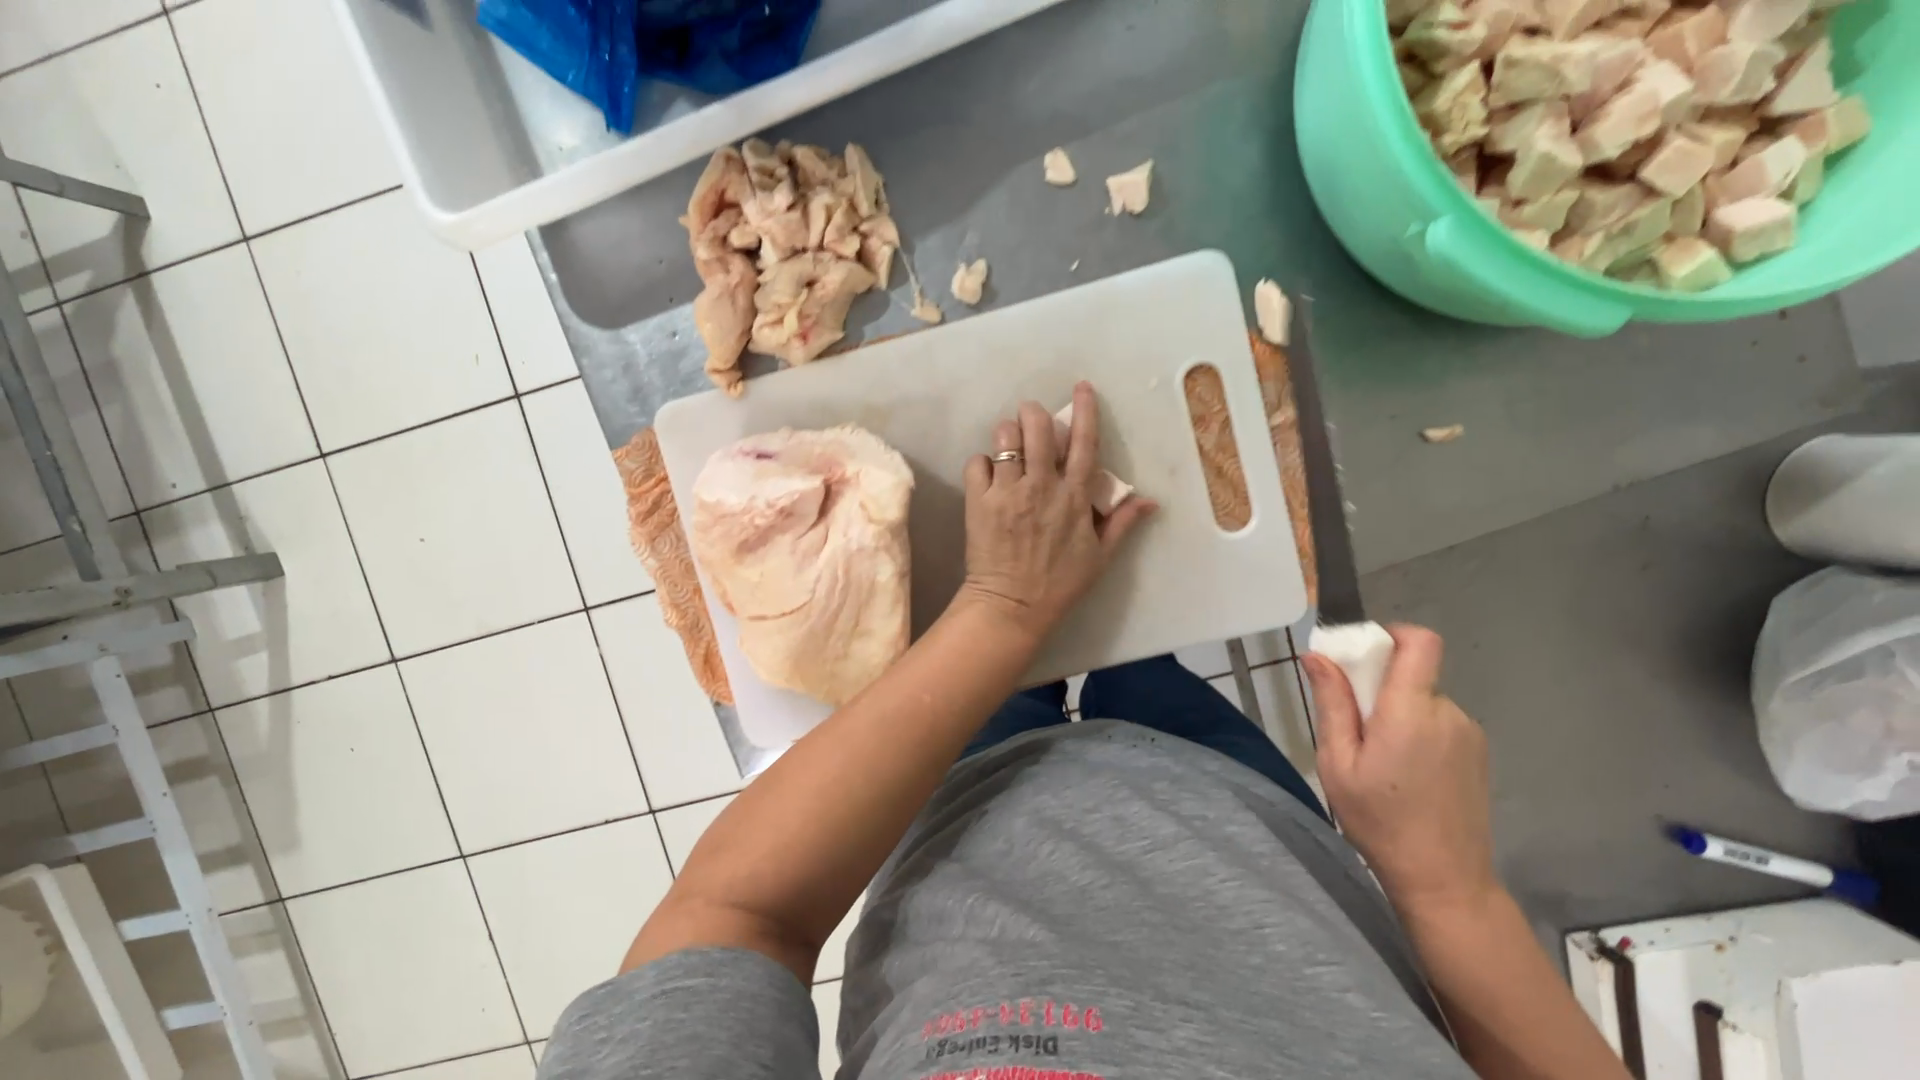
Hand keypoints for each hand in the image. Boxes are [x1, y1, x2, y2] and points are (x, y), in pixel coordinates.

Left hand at [955, 382, 1155, 641]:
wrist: (1012, 606)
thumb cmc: (1059, 584)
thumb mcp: (1100, 557)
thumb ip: (1122, 523)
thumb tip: (1150, 500)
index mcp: (1075, 496)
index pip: (1083, 442)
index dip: (1084, 410)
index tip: (1082, 387)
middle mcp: (1042, 486)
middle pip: (1038, 427)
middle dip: (1034, 414)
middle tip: (1031, 420)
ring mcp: (1008, 492)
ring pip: (1005, 439)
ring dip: (1008, 435)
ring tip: (1008, 446)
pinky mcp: (979, 502)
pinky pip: (977, 463)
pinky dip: (982, 463)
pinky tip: (988, 475)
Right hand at [1301, 625, 1499, 917]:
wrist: (1444, 879)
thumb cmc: (1379, 820)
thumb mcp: (1337, 763)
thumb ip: (1332, 704)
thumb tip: (1318, 656)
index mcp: (1411, 710)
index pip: (1420, 642)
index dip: (1392, 634)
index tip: (1363, 654)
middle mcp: (1448, 712)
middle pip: (1414, 674)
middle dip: (1381, 687)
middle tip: (1355, 730)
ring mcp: (1469, 733)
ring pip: (1424, 701)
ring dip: (1399, 715)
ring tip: (1380, 762)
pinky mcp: (1478, 754)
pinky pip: (1440, 724)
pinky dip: (1418, 734)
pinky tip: (1406, 775)